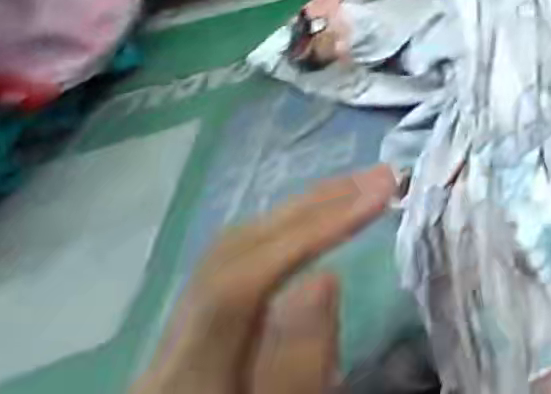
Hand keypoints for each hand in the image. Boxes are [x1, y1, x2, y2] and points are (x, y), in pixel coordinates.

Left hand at [131, 168, 394, 393]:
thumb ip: (297, 373)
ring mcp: (172, 349)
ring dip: (301, 213)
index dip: (313, 228)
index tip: (383, 194)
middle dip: (312, 207)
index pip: (240, 283)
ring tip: (361, 189)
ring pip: (229, 256)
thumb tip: (322, 278)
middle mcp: (166, 358)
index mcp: (185, 384)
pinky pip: (235, 270)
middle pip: (229, 256)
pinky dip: (285, 236)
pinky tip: (319, 225)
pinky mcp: (189, 347)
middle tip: (383, 178)